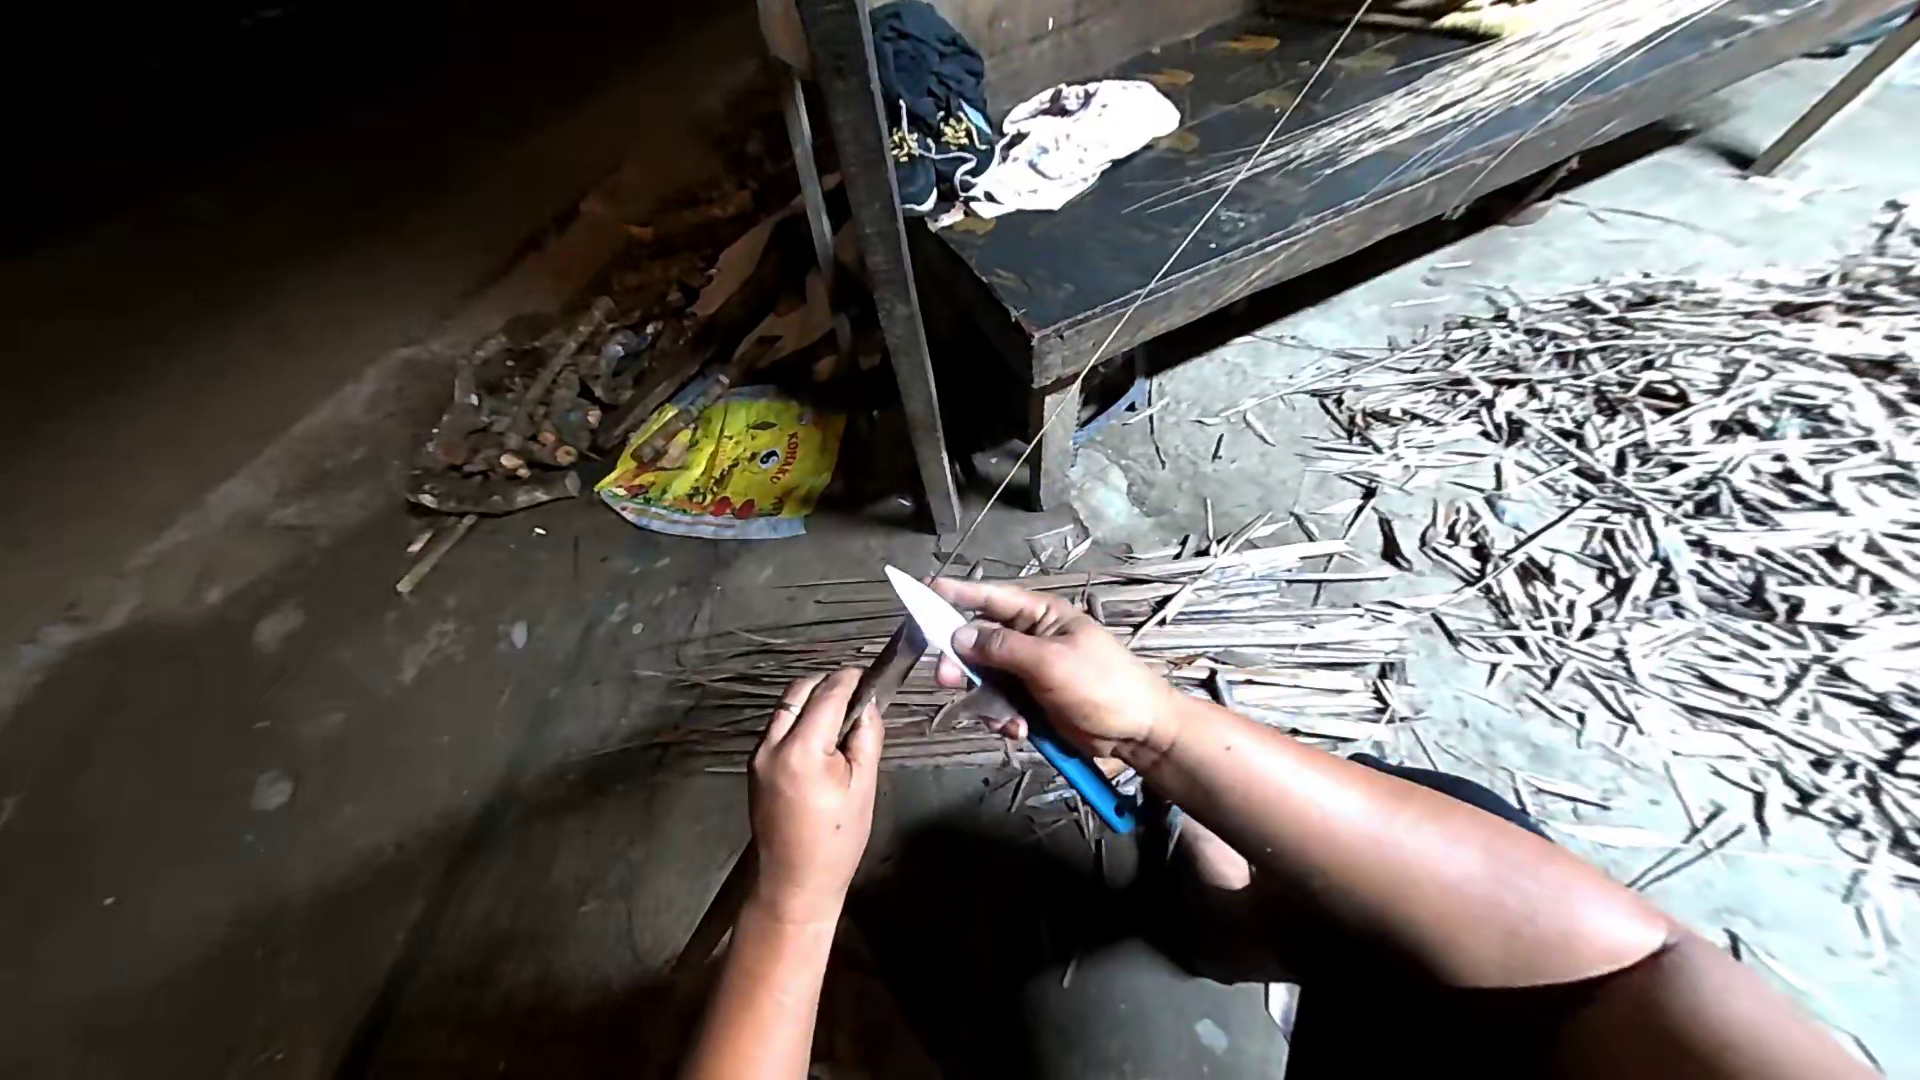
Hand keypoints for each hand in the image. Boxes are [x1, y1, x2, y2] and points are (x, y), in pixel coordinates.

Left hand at [749, 668, 882, 923]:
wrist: (794, 883)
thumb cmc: (837, 839)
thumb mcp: (864, 786)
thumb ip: (867, 736)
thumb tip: (868, 703)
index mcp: (803, 750)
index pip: (828, 694)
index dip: (851, 678)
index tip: (868, 674)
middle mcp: (773, 745)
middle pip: (800, 689)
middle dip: (830, 682)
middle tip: (857, 691)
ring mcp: (758, 754)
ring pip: (786, 705)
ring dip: (813, 698)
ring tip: (842, 711)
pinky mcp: (755, 764)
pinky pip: (778, 724)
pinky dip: (800, 716)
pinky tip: (822, 732)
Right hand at [928, 578, 1182, 762]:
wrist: (1138, 733)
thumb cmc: (1102, 685)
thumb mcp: (1050, 662)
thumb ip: (1001, 648)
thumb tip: (958, 634)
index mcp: (1041, 615)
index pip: (992, 597)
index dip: (958, 593)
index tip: (925, 590)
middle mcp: (1031, 637)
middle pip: (979, 641)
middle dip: (962, 662)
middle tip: (943, 677)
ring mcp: (1030, 670)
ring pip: (985, 677)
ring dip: (987, 700)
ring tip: (1004, 719)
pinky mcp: (1031, 700)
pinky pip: (999, 703)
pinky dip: (1004, 718)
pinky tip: (1020, 730)